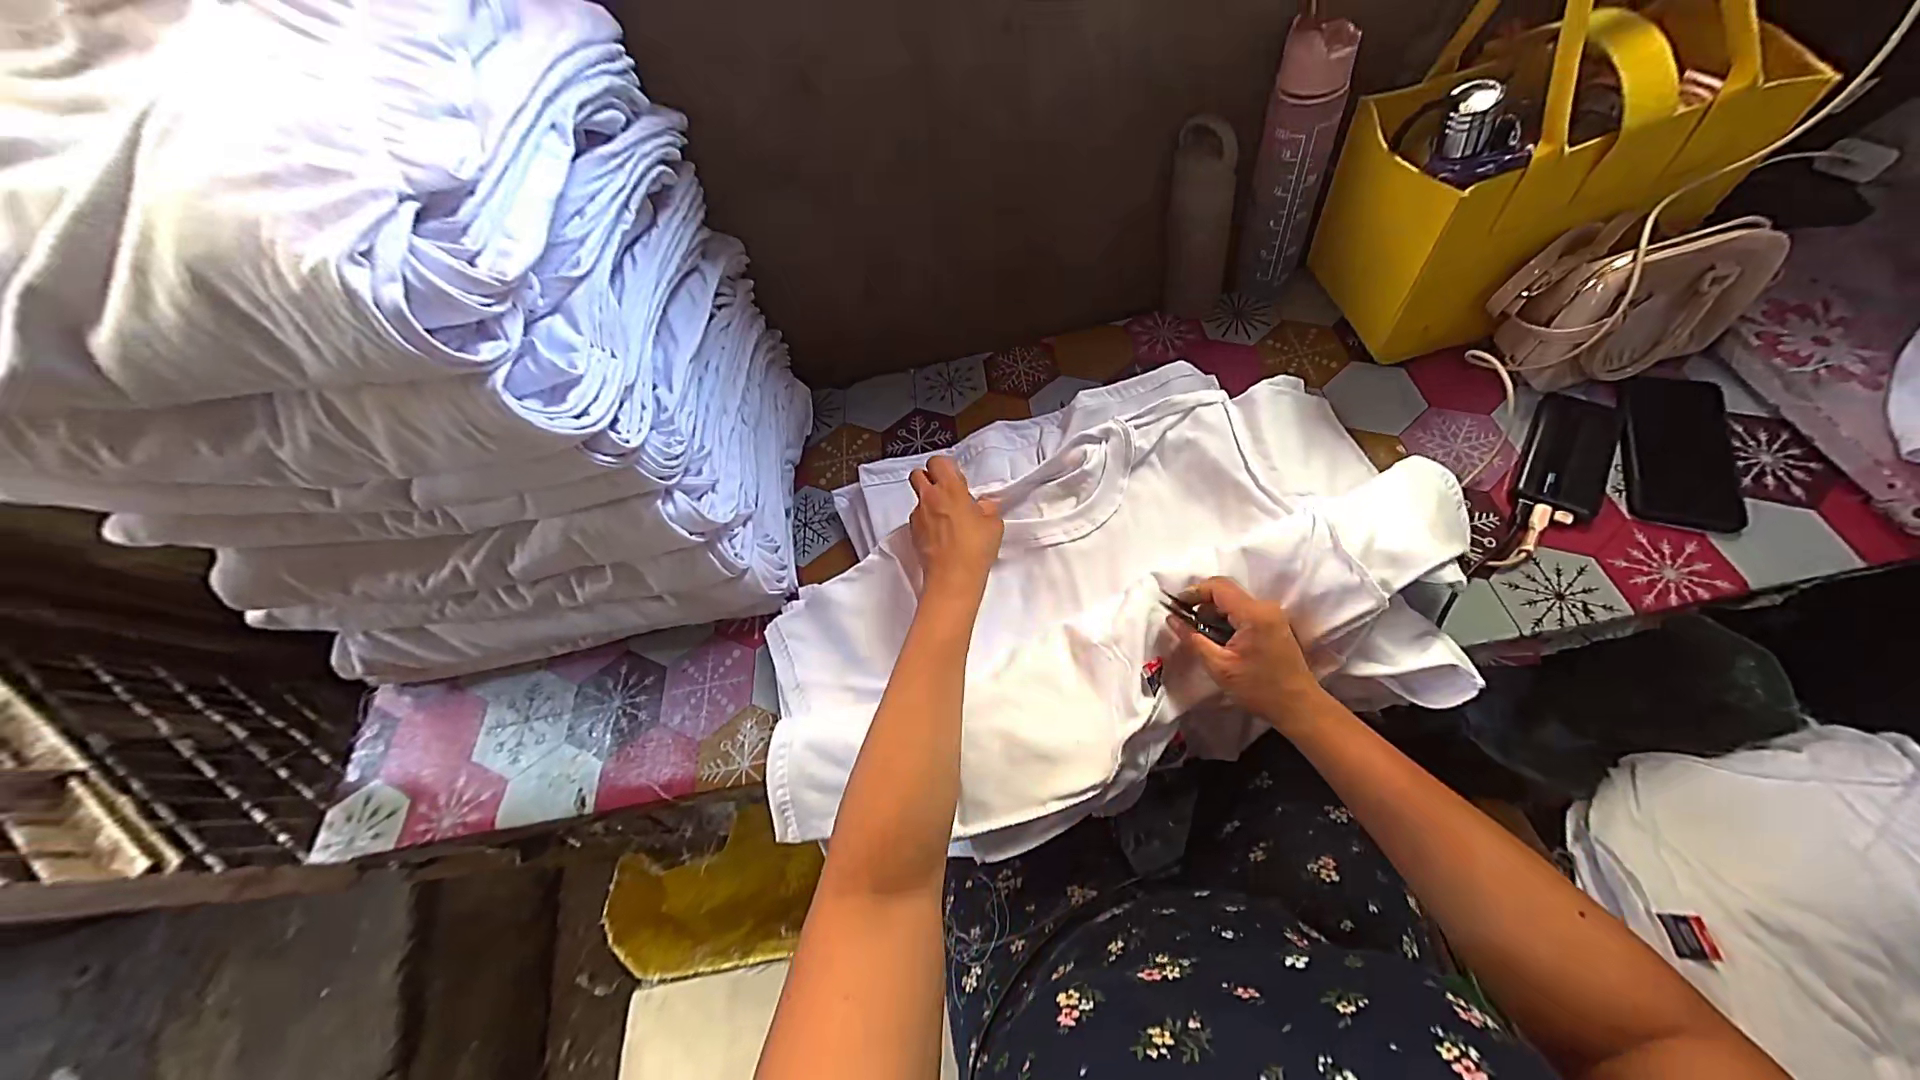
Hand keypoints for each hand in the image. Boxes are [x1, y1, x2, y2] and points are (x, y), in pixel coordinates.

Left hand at [908, 456, 1003, 599]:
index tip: (957, 478)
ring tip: (946, 516)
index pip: (938, 461)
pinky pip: (917, 519)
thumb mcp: (993, 523)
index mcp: (949, 488)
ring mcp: (918, 516)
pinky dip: (926, 521)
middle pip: (918, 474)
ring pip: (918, 498)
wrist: (953, 578)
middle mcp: (929, 498)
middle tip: (945, 491)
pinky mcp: (913, 533)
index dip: (946, 467)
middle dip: (929, 478)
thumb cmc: (975, 548)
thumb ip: (986, 507)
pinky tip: (940, 534)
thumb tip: (982, 505)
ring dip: (928, 501)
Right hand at [1167, 577, 1327, 730]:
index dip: (1193, 592)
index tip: (1175, 606)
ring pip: (1233, 600)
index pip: (1218, 586)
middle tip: (1182, 620)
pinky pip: (1243, 610)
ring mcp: (1272, 614)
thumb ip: (1192, 638)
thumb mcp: (1219, 666)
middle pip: (1225, 591)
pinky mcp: (1273, 623)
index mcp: (1253, 614)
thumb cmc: (1258, 689)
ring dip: (1212, 611)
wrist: (1298, 706)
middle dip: (1201, 602)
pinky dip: (1225, 618)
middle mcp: (1265, 607)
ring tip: (1197, 631)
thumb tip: (1172, 619)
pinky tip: (1216, 636)